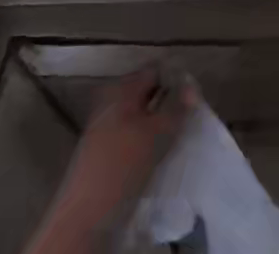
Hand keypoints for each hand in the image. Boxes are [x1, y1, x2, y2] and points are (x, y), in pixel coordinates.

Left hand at [58, 68, 192, 218]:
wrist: (86, 209)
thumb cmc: (123, 163)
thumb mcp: (157, 133)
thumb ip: (176, 107)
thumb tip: (191, 86)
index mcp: (122, 87)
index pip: (155, 70)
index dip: (175, 79)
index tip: (192, 97)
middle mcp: (111, 97)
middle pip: (146, 89)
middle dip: (166, 100)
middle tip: (185, 117)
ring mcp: (104, 119)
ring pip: (138, 110)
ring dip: (156, 119)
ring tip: (173, 135)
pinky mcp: (102, 142)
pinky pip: (130, 126)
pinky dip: (144, 132)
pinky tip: (154, 149)